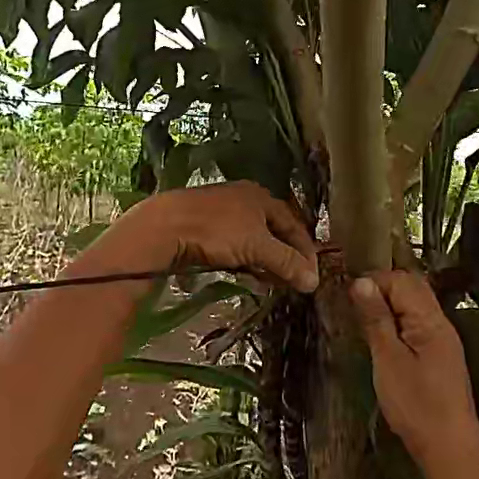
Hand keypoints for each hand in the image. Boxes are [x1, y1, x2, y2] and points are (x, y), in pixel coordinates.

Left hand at [90, 181, 319, 292]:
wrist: (165, 228)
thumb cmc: (217, 230)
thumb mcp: (257, 247)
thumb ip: (287, 263)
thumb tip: (313, 281)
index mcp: (262, 197)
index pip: (294, 225)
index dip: (305, 251)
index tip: (312, 275)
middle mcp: (245, 200)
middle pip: (274, 232)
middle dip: (285, 257)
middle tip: (293, 281)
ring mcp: (224, 212)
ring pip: (254, 240)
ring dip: (265, 261)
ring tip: (271, 281)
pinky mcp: (205, 227)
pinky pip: (235, 245)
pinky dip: (245, 260)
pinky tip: (245, 273)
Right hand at [349, 271, 478, 466]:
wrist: (449, 447)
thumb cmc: (416, 405)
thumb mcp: (388, 360)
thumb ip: (376, 319)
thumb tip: (362, 283)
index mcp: (430, 319)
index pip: (402, 281)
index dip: (374, 281)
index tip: (348, 295)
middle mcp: (441, 322)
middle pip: (412, 288)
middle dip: (382, 289)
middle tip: (353, 305)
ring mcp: (443, 339)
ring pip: (415, 305)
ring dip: (389, 305)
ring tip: (363, 319)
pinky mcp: (440, 355)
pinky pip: (417, 323)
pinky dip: (398, 322)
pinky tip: (383, 337)